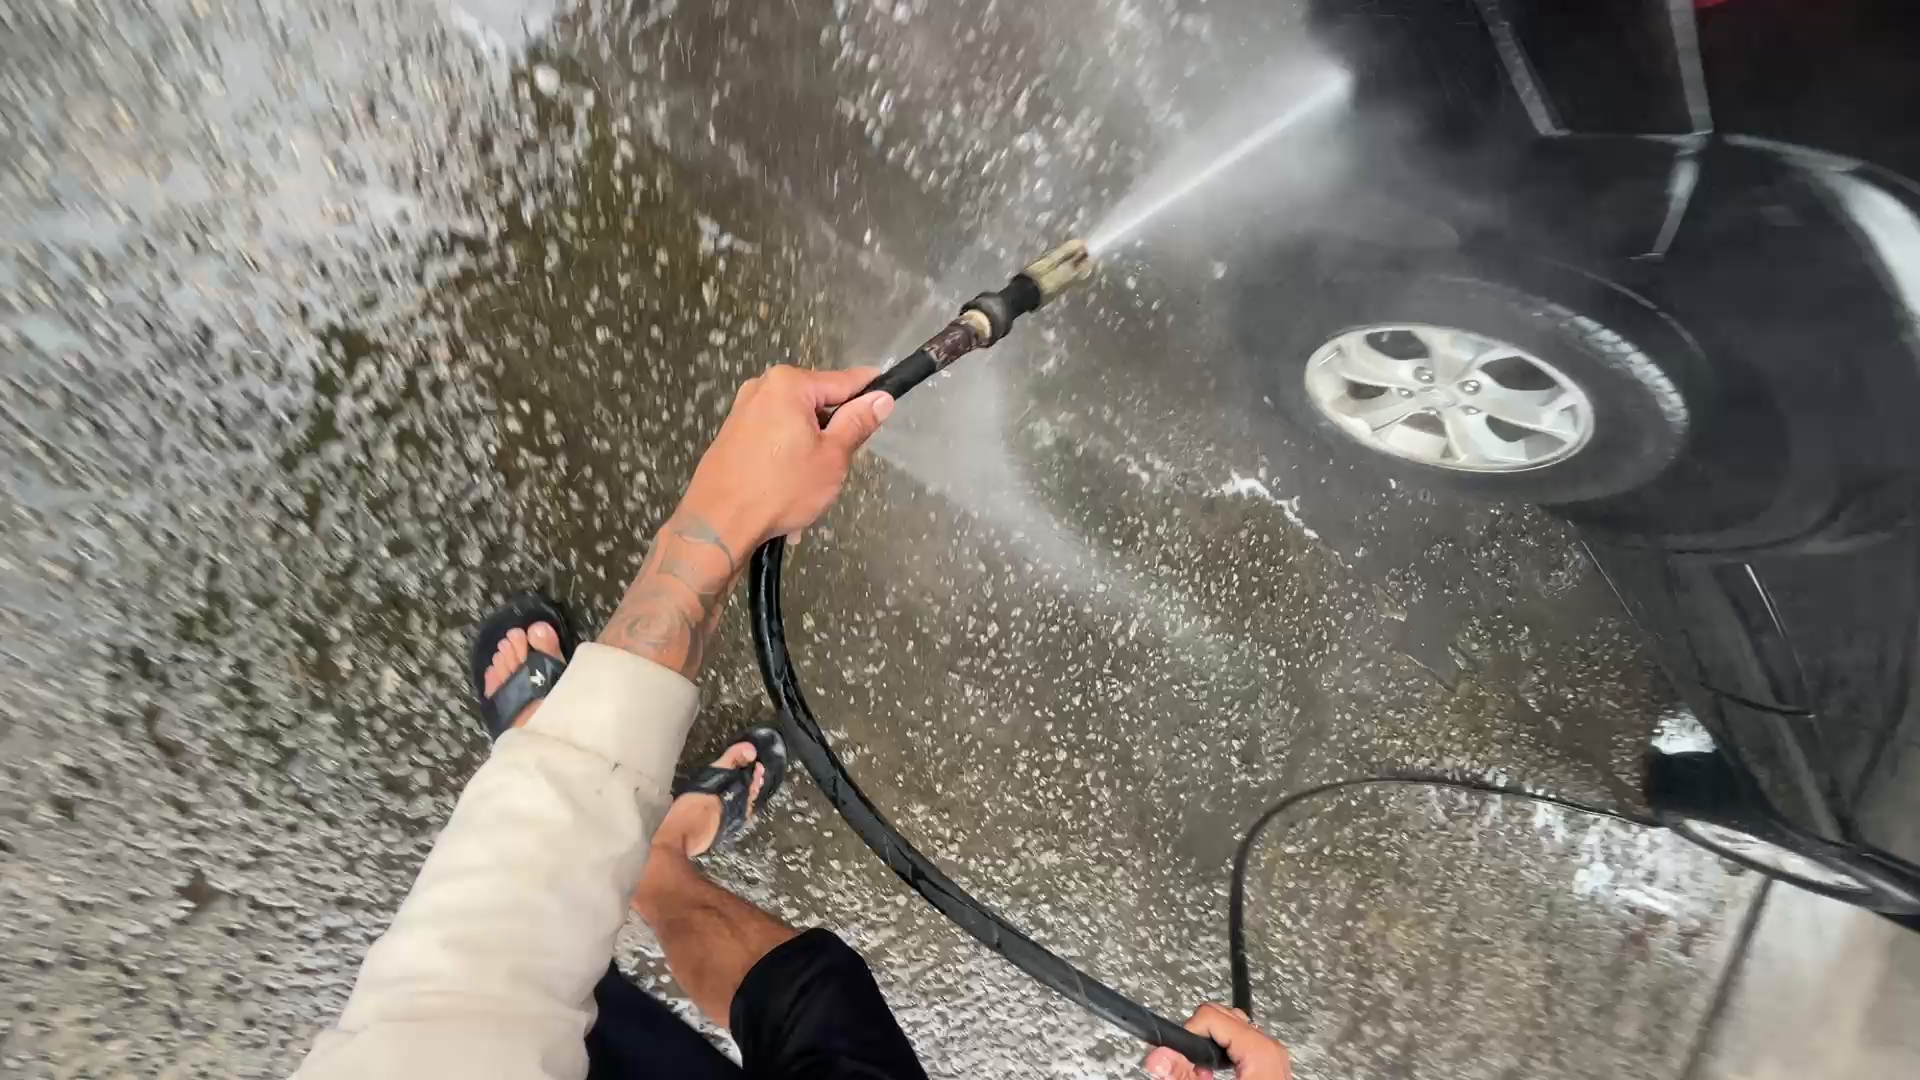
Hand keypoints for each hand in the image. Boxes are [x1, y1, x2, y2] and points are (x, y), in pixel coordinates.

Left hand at [599, 364, 892, 679]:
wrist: (718, 524)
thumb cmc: (781, 488)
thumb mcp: (833, 457)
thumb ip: (857, 423)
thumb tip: (881, 398)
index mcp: (789, 385)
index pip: (843, 381)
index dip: (869, 391)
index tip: (889, 393)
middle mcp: (762, 388)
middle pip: (817, 405)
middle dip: (832, 435)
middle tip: (840, 468)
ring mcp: (743, 412)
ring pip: (796, 428)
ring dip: (810, 456)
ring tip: (810, 493)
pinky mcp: (732, 436)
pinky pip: (774, 443)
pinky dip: (786, 465)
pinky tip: (787, 498)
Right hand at [1142, 1005, 1290, 1079]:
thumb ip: (1183, 1077)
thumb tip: (1157, 1057)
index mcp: (1259, 1053)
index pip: (1211, 1016)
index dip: (1190, 1035)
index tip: (1185, 1060)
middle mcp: (1269, 1048)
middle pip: (1220, 1015)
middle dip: (1200, 1040)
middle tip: (1197, 1072)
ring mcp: (1272, 1054)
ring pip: (1230, 1024)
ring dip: (1211, 1045)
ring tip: (1207, 1075)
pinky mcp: (1270, 1061)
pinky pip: (1240, 1039)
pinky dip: (1224, 1050)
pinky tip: (1219, 1074)